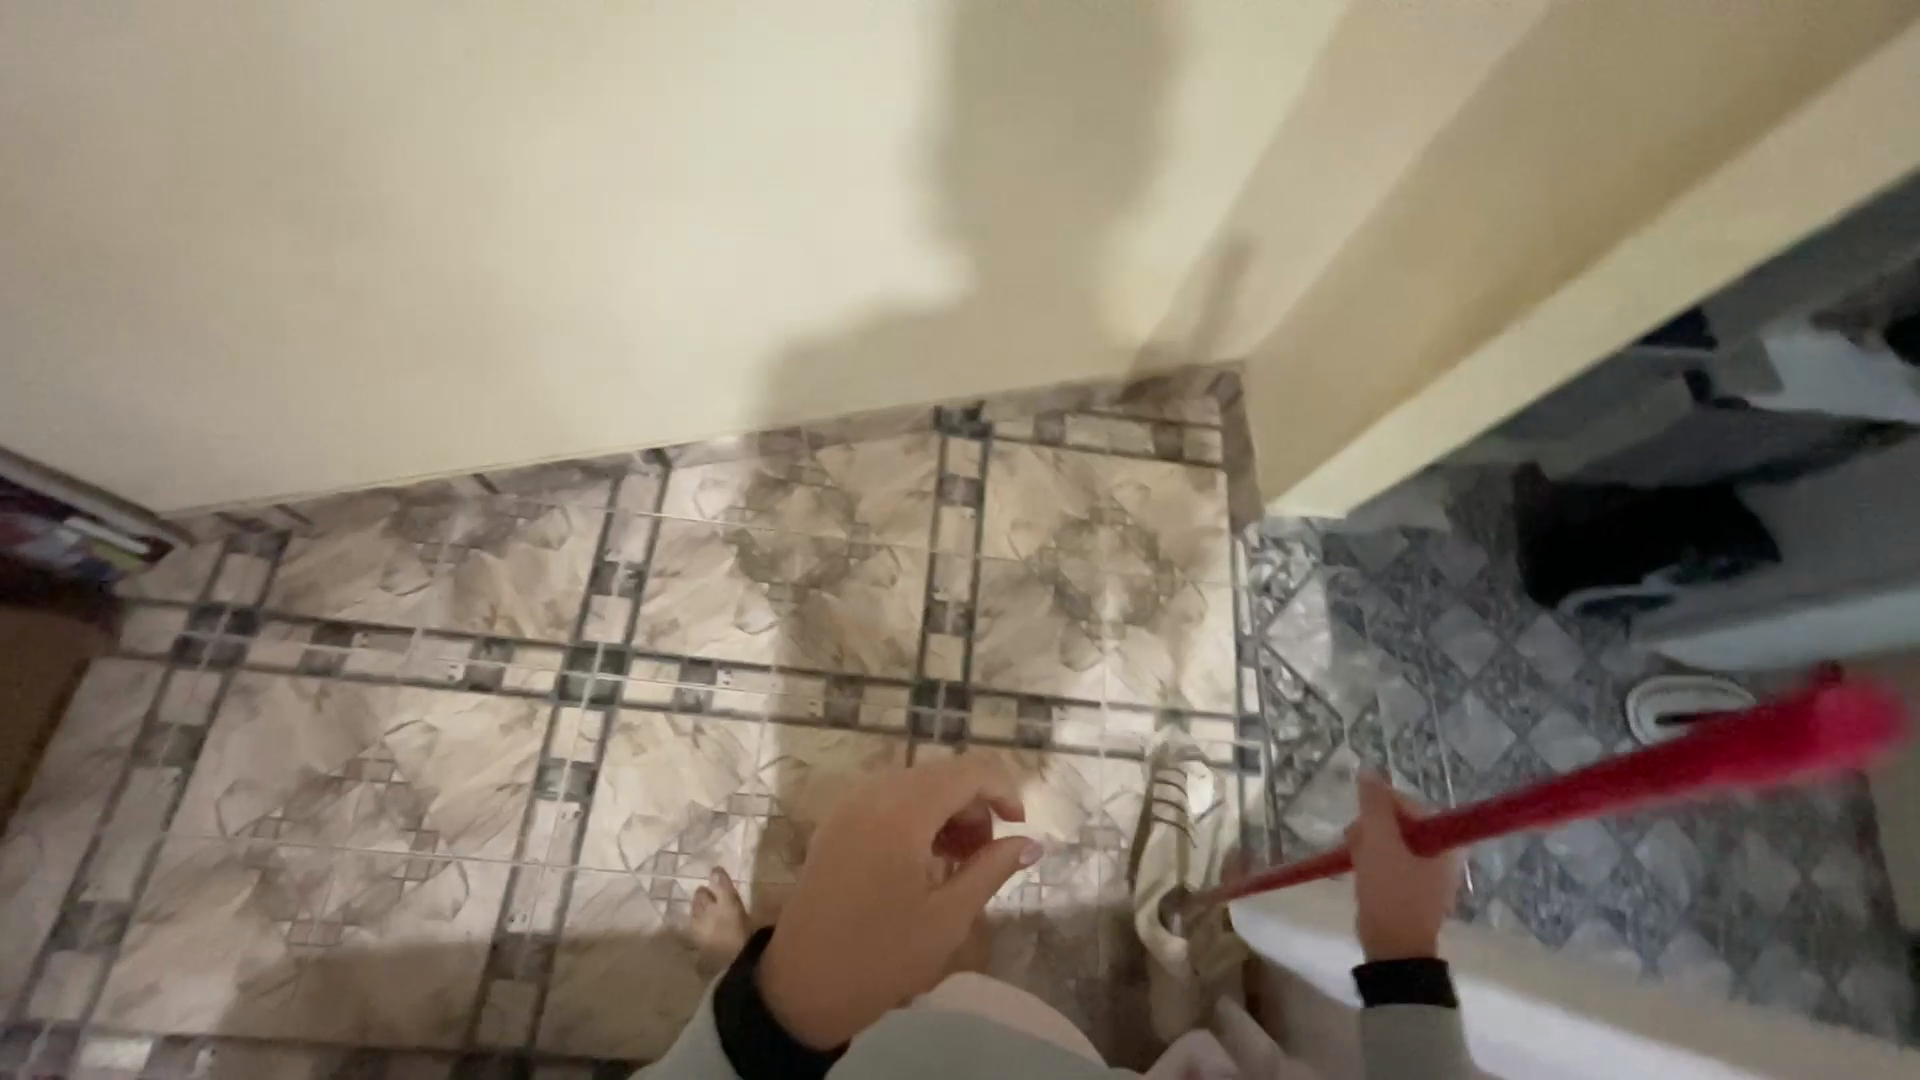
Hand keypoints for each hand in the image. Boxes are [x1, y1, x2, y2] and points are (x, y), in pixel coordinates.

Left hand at [756, 756, 1041, 1047]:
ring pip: (917, 784)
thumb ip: (992, 868)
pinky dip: (918, 815)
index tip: (1019, 829)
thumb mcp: (948, 919)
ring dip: (948, 810)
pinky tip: (924, 859)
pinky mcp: (837, 820)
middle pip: (942, 773)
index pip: (968, 772)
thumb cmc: (880, 958)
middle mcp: (875, 794)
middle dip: (975, 804)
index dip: (1004, 790)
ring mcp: (851, 804)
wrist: (799, 988)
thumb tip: (1032, 842)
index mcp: (903, 813)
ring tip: (958, 862)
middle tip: (987, 855)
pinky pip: (889, 798)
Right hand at [1344, 771, 1459, 961]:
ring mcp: (1426, 869)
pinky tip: (1358, 868)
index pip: (1407, 803)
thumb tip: (1369, 768)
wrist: (1392, 946)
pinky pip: (1387, 857)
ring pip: (1388, 838)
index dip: (1379, 806)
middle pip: (1397, 819)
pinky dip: (1370, 857)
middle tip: (1355, 841)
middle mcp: (1441, 851)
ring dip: (1366, 842)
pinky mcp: (1409, 883)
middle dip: (1370, 827)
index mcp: (1444, 841)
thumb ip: (1374, 804)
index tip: (1362, 821)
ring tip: (1355, 858)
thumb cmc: (1391, 891)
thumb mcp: (1379, 841)